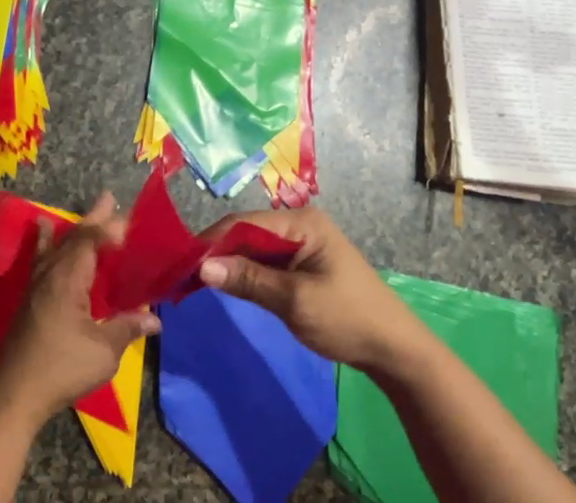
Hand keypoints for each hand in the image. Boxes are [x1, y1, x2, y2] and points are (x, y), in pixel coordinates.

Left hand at [0, 192, 160, 422]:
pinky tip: (44, 234)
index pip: (91, 240)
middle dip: (94, 219)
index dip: (111, 228)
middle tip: (110, 198)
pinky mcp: (30, 298)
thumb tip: (154, 319)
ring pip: (57, 245)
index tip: (132, 221)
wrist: (15, 391)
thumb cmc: (62, 366)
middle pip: (74, 237)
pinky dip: (49, 242)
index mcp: (68, 278)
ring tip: (86, 213)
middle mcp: (50, 273)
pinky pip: (43, 258)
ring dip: (75, 229)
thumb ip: (127, 328)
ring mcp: (36, 284)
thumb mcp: (103, 351)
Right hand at [198, 208, 424, 371]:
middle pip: (245, 233)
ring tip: (193, 282)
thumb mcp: (295, 301)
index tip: (179, 263)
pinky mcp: (301, 265)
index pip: (243, 223)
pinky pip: (264, 263)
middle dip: (215, 253)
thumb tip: (201, 267)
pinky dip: (243, 274)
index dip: (210, 242)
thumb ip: (249, 280)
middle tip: (181, 275)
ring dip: (227, 265)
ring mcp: (301, 245)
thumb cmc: (348, 319)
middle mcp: (299, 225)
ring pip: (252, 249)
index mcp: (302, 223)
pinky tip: (224, 286)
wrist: (396, 352)